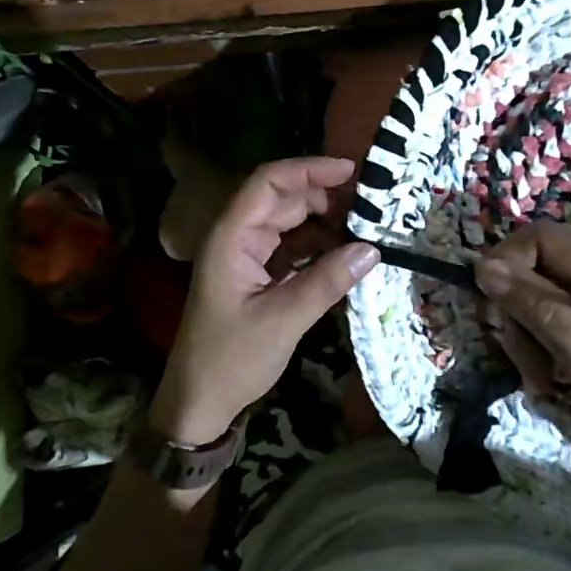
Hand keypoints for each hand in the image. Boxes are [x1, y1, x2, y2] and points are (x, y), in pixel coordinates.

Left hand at [150, 158, 379, 444]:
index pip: (268, 183)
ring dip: (325, 223)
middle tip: (372, 203)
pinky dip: (318, 249)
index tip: (351, 171)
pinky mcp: (258, 278)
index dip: (308, 170)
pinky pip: (292, 250)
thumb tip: (372, 250)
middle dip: (325, 196)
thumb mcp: (282, 320)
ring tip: (368, 227)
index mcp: (231, 237)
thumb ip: (326, 282)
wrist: (199, 401)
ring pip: (290, 225)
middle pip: (282, 200)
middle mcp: (238, 238)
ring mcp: (247, 258)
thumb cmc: (231, 358)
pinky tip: (347, 254)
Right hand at [476, 223, 570, 542]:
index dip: (505, 269)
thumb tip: (484, 267)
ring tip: (548, 384)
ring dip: (539, 334)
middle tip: (529, 368)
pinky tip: (565, 378)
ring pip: (555, 292)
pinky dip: (560, 341)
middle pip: (545, 265)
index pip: (540, 237)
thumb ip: (540, 310)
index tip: (494, 320)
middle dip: (523, 312)